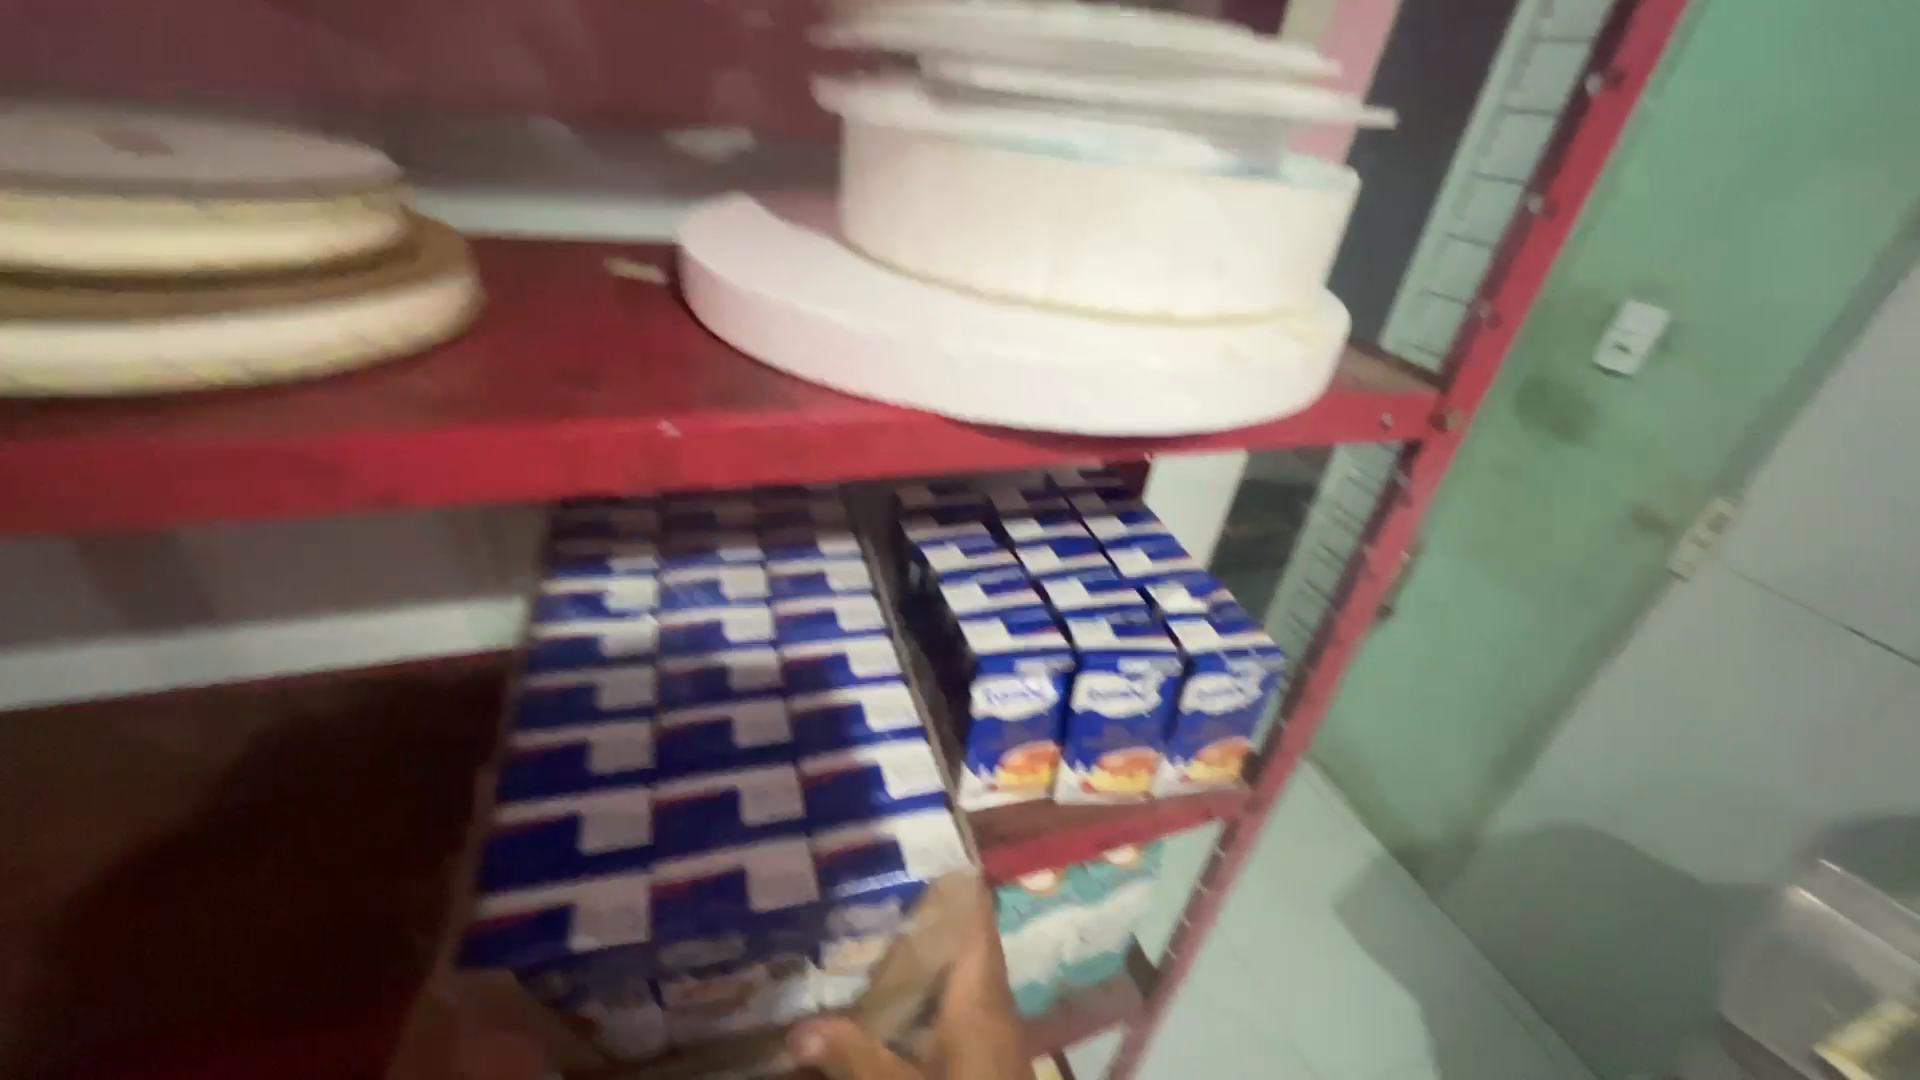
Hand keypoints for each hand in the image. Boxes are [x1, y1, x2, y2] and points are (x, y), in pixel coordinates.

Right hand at [788, 882, 1032, 1079]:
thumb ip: (854, 1056)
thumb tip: (796, 1027)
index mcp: (981, 994)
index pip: (976, 913)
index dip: (953, 875)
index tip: (914, 843)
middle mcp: (990, 1002)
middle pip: (960, 939)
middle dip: (918, 914)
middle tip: (866, 883)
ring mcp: (987, 1032)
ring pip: (952, 975)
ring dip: (916, 956)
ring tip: (863, 927)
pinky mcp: (978, 1057)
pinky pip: (948, 1008)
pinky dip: (918, 996)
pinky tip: (882, 999)